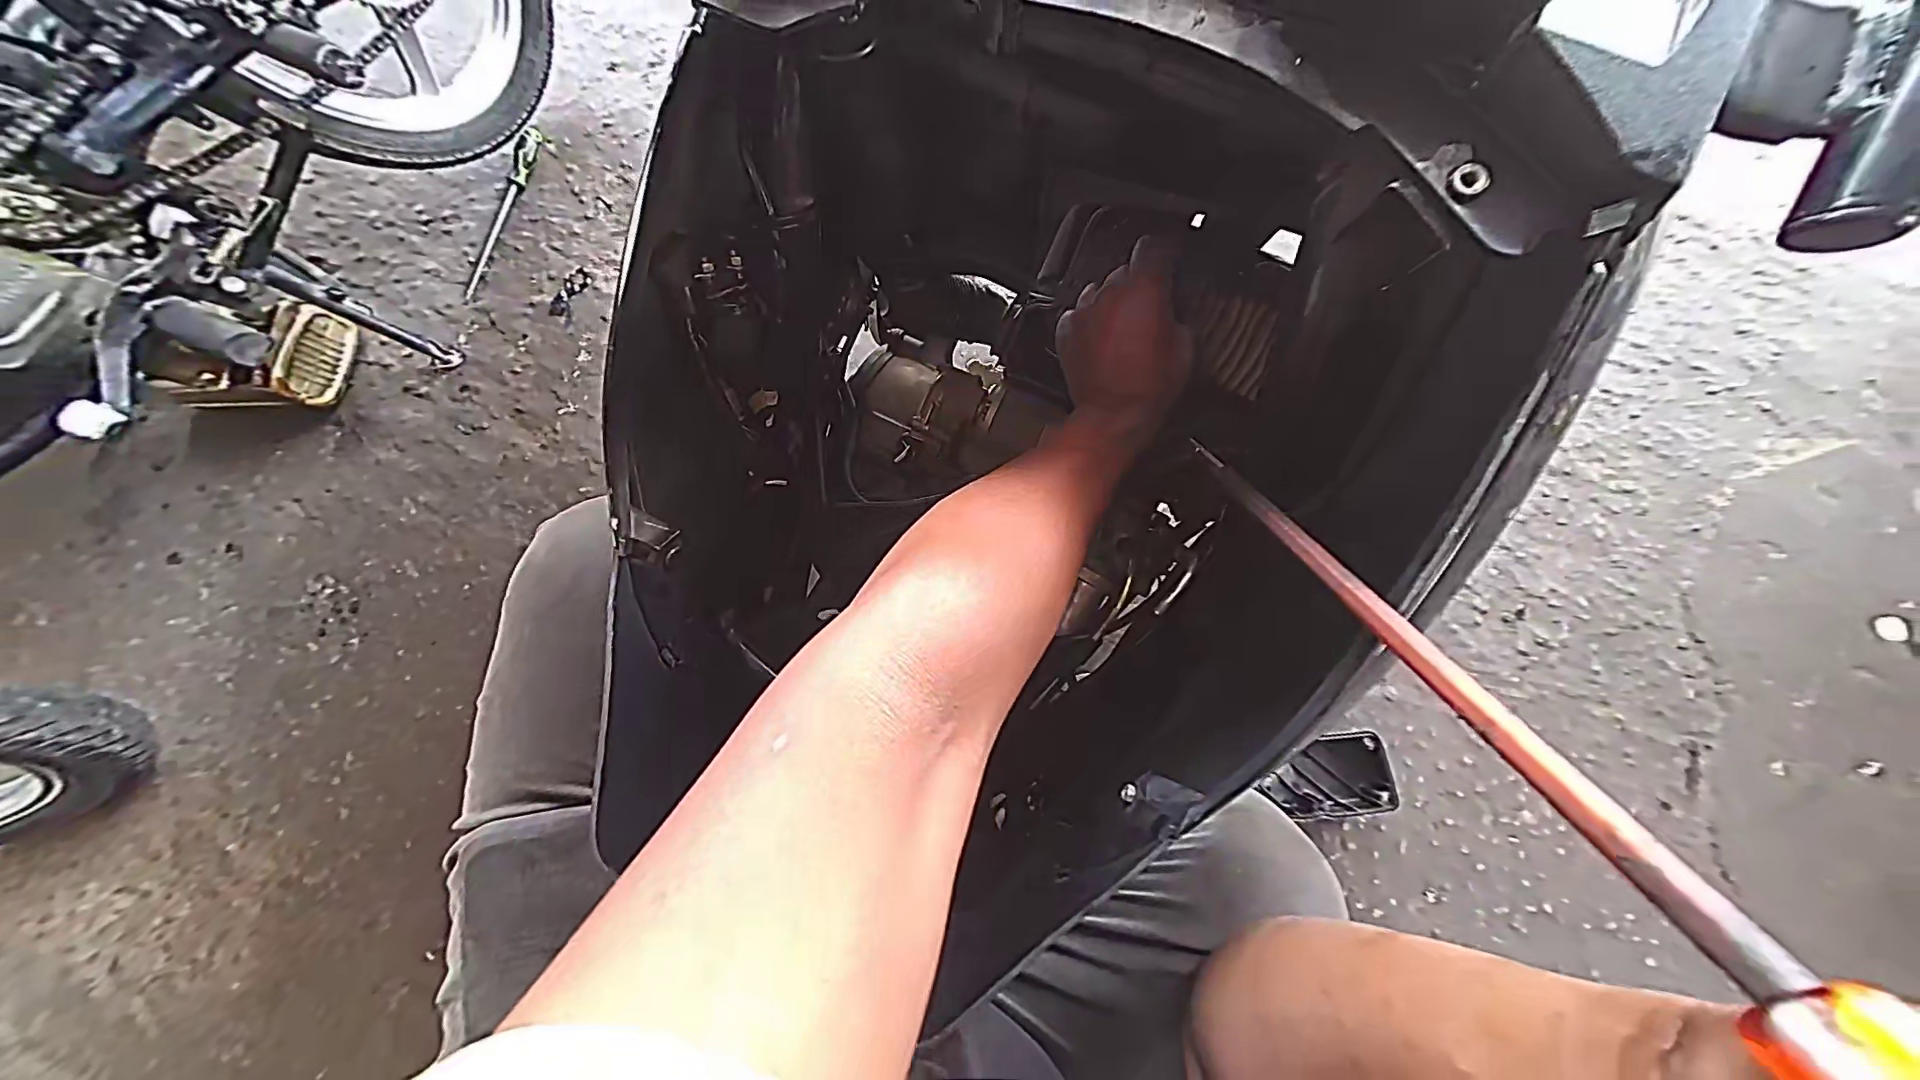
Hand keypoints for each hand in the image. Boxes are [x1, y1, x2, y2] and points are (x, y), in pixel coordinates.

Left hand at [1055, 235, 1194, 443]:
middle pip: (1124, 271)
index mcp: (1144, 288)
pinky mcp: (1066, 331)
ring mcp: (1084, 311)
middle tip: (1147, 313)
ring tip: (1123, 332)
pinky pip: (1079, 315)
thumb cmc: (1148, 389)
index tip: (1167, 263)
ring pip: (1099, 292)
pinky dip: (1090, 323)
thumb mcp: (1184, 348)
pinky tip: (1102, 342)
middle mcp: (1109, 293)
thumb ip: (1178, 316)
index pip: (1153, 247)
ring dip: (1111, 305)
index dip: (1162, 254)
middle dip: (1137, 287)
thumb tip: (1172, 312)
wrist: (1112, 417)